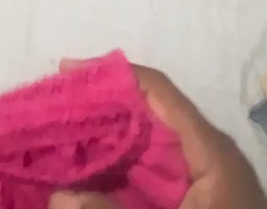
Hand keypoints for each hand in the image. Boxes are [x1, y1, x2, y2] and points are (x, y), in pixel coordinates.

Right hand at [49, 62, 266, 208]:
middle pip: (149, 111)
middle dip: (103, 106)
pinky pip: (153, 170)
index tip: (68, 71)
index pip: (157, 89)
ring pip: (148, 142)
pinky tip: (92, 172)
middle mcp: (206, 151)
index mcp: (209, 147)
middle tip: (58, 105)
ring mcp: (203, 176)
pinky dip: (122, 166)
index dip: (112, 75)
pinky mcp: (197, 199)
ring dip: (109, 137)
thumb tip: (57, 194)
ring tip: (65, 133)